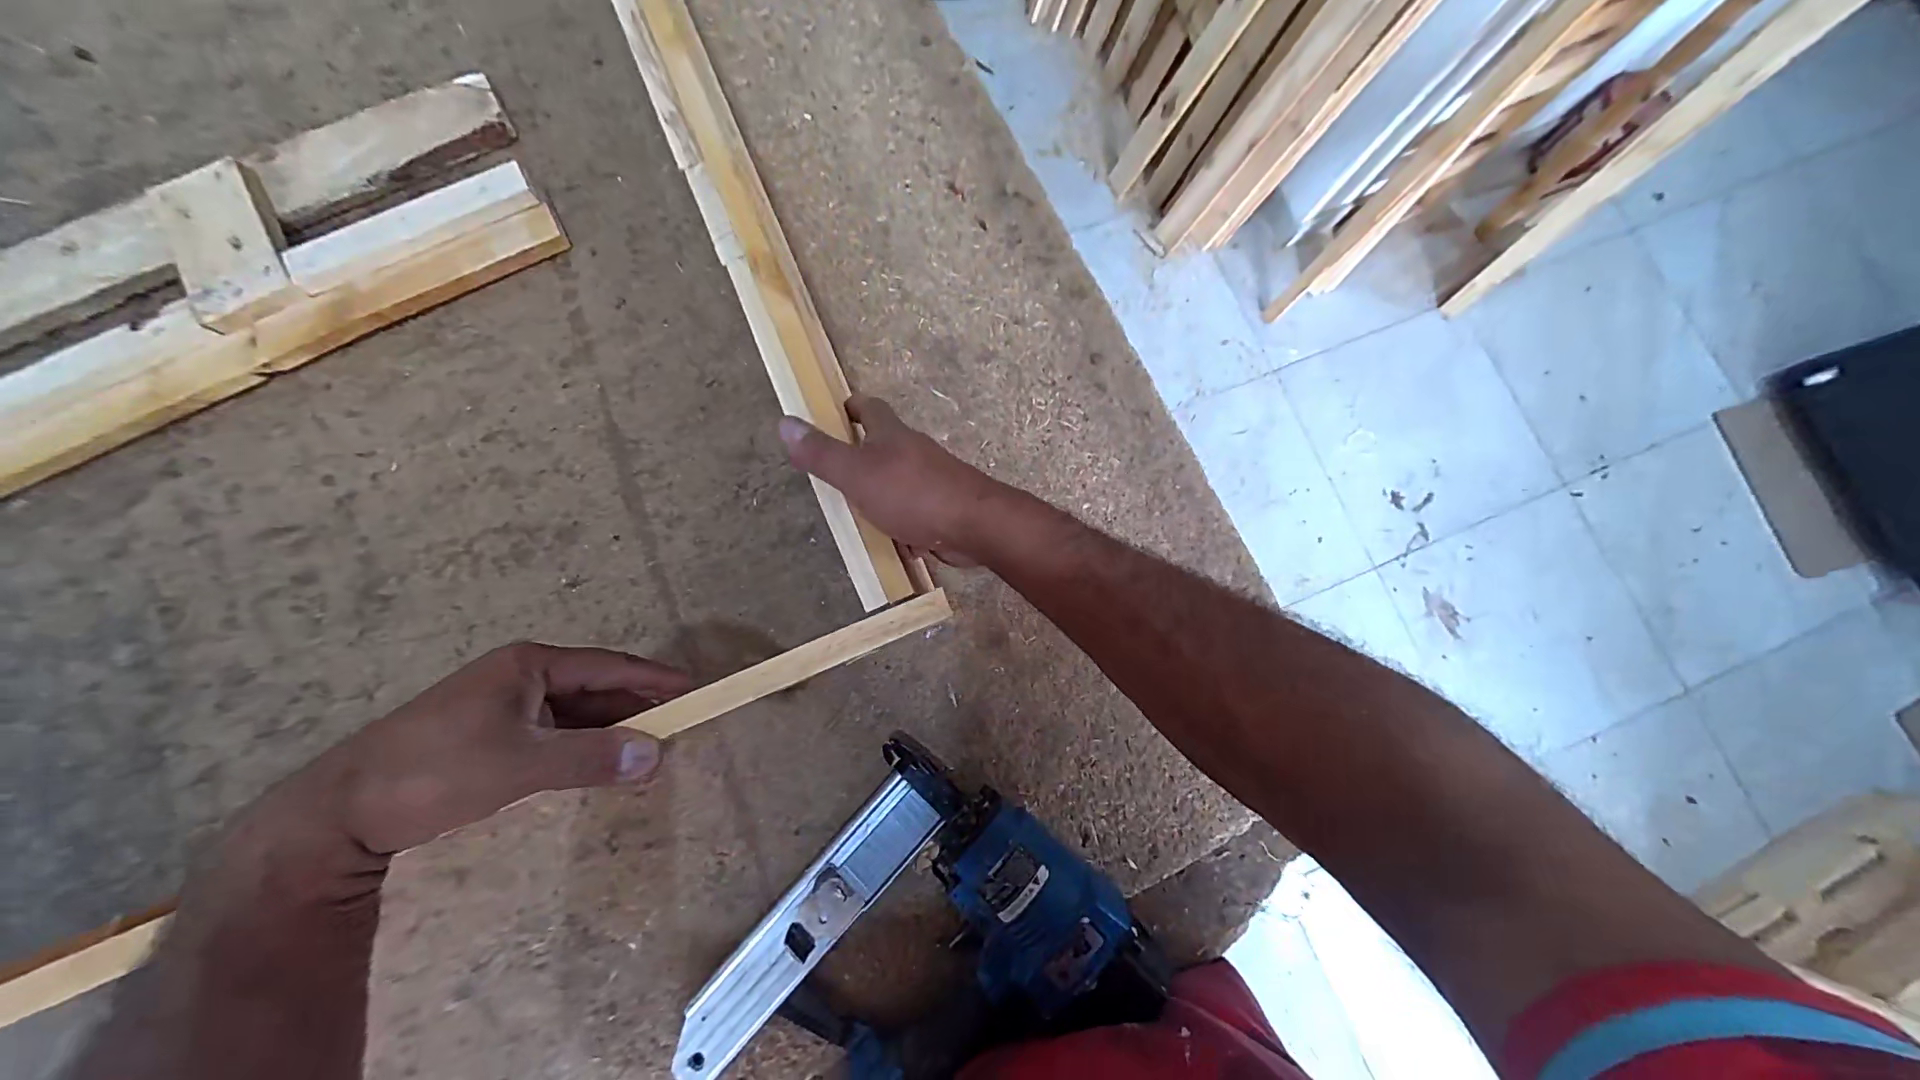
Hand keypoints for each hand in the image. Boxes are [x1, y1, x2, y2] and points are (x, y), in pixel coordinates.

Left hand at [301, 643, 691, 854]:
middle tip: (677, 727)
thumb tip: (656, 755)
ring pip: (575, 713)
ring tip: (647, 750)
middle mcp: (519, 677)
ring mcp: (502, 706)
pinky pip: (554, 733)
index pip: (609, 666)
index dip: (653, 678)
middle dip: (635, 709)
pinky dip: (583, 747)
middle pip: (595, 688)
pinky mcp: (489, 736)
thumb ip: (592, 758)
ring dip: (610, 731)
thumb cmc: (434, 773)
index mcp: (528, 665)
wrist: (334, 816)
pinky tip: (599, 765)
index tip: (693, 689)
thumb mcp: (521, 764)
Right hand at [778, 395, 1015, 565]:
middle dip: (865, 451)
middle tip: (839, 466)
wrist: (974, 525)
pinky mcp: (944, 509)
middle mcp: (915, 452)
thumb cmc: (912, 494)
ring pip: (901, 481)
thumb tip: (785, 422)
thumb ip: (822, 453)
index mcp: (892, 435)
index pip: (871, 408)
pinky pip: (917, 512)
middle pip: (888, 444)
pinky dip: (903, 521)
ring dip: (882, 490)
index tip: (838, 410)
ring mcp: (934, 481)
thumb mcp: (856, 473)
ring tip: (859, 508)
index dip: (853, 406)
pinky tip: (894, 540)